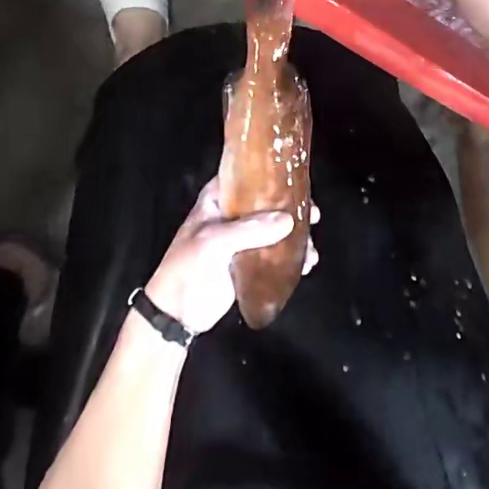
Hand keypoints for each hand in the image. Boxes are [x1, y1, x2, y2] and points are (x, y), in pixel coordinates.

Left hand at [142, 177, 319, 333]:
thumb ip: (249, 230)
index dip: (274, 174)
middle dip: (294, 207)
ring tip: (311, 250)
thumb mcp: (213, 243)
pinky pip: (277, 252)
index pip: (248, 174)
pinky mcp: (251, 260)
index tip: (299, 180)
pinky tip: (308, 264)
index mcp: (219, 198)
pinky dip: (294, 256)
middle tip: (313, 215)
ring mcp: (244, 237)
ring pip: (278, 227)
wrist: (175, 314)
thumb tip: (288, 220)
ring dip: (298, 235)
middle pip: (270, 201)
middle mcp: (234, 212)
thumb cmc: (187, 268)